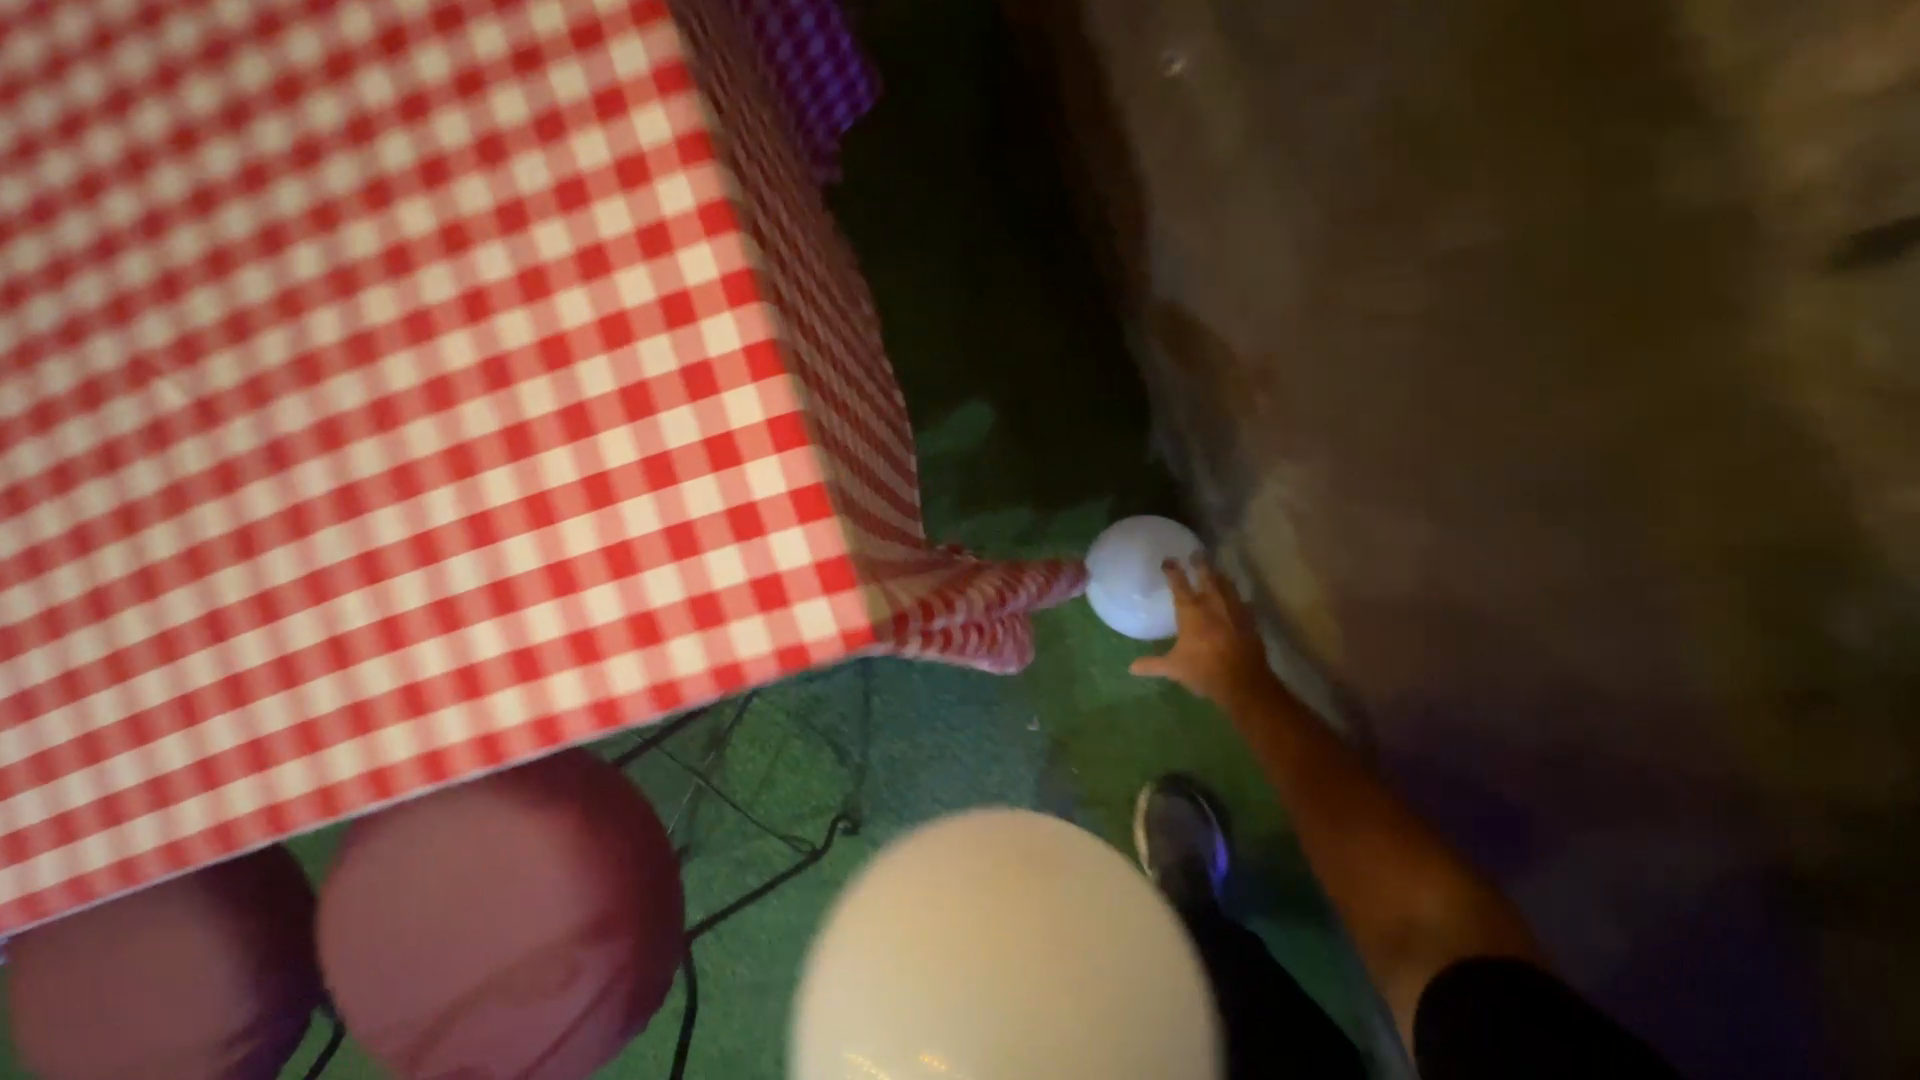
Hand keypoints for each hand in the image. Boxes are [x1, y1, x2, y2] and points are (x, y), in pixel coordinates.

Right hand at [1129, 556, 1277, 706]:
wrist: (1243, 682)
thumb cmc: (1203, 670)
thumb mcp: (1174, 668)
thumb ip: (1152, 664)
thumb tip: (1131, 668)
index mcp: (1191, 611)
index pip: (1179, 584)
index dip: (1172, 570)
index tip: (1168, 560)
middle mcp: (1213, 604)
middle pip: (1207, 575)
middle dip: (1201, 563)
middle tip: (1196, 553)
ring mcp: (1234, 610)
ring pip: (1227, 585)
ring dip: (1220, 576)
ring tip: (1216, 572)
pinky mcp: (1250, 620)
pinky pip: (1243, 602)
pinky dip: (1236, 598)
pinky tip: (1236, 601)